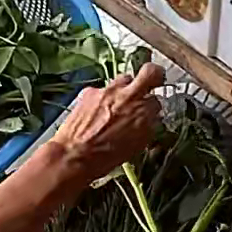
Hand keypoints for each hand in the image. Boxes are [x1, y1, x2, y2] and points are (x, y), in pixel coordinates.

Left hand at [45, 62, 164, 185]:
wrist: (74, 155)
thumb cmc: (106, 159)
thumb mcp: (136, 147)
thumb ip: (146, 128)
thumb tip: (148, 121)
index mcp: (145, 115)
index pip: (157, 102)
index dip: (152, 106)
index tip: (149, 111)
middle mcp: (131, 98)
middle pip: (151, 72)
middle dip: (154, 75)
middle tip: (151, 81)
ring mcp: (110, 91)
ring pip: (125, 78)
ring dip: (126, 87)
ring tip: (118, 100)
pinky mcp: (92, 90)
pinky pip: (103, 89)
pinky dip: (103, 97)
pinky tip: (96, 111)